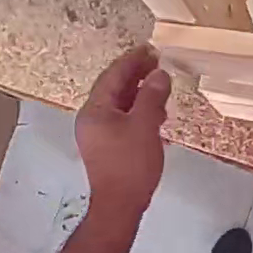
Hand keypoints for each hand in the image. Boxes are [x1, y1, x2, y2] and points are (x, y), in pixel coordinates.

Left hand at [75, 45, 171, 219]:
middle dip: (136, 74)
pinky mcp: (108, 146)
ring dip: (140, 92)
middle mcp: (92, 118)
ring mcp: (98, 133)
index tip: (150, 49)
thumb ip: (152, 97)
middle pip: (114, 88)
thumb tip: (159, 74)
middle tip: (156, 62)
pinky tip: (156, 113)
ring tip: (160, 85)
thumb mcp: (145, 125)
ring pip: (120, 104)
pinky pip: (123, 118)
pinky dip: (139, 110)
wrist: (121, 203)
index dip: (132, 60)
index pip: (114, 76)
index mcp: (96, 110)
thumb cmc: (131, 164)